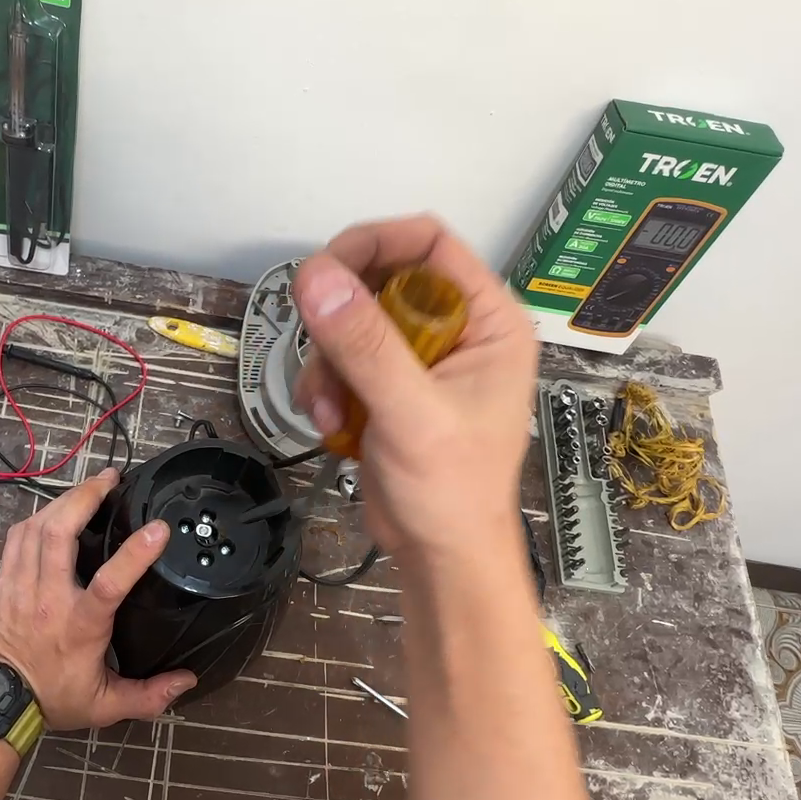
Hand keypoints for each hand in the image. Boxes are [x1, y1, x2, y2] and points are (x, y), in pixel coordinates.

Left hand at [0, 469, 197, 730]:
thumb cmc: (53, 700)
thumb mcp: (106, 706)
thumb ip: (149, 696)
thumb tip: (189, 681)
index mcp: (79, 627)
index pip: (108, 584)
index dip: (134, 554)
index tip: (159, 528)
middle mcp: (48, 599)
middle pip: (60, 534)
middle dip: (86, 498)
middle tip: (112, 478)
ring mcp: (21, 587)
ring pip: (37, 528)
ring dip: (63, 500)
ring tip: (88, 486)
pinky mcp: (4, 583)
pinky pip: (17, 537)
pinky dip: (37, 517)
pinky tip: (53, 510)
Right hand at [292, 215, 538, 559]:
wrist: (441, 555)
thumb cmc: (451, 490)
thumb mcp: (411, 414)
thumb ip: (365, 346)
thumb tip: (314, 275)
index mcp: (485, 320)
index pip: (428, 244)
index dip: (373, 245)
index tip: (323, 272)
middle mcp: (452, 331)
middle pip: (378, 282)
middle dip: (339, 323)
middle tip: (321, 357)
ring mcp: (416, 362)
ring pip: (349, 326)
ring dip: (326, 367)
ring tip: (329, 414)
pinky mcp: (386, 391)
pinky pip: (340, 364)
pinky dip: (325, 390)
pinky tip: (330, 427)